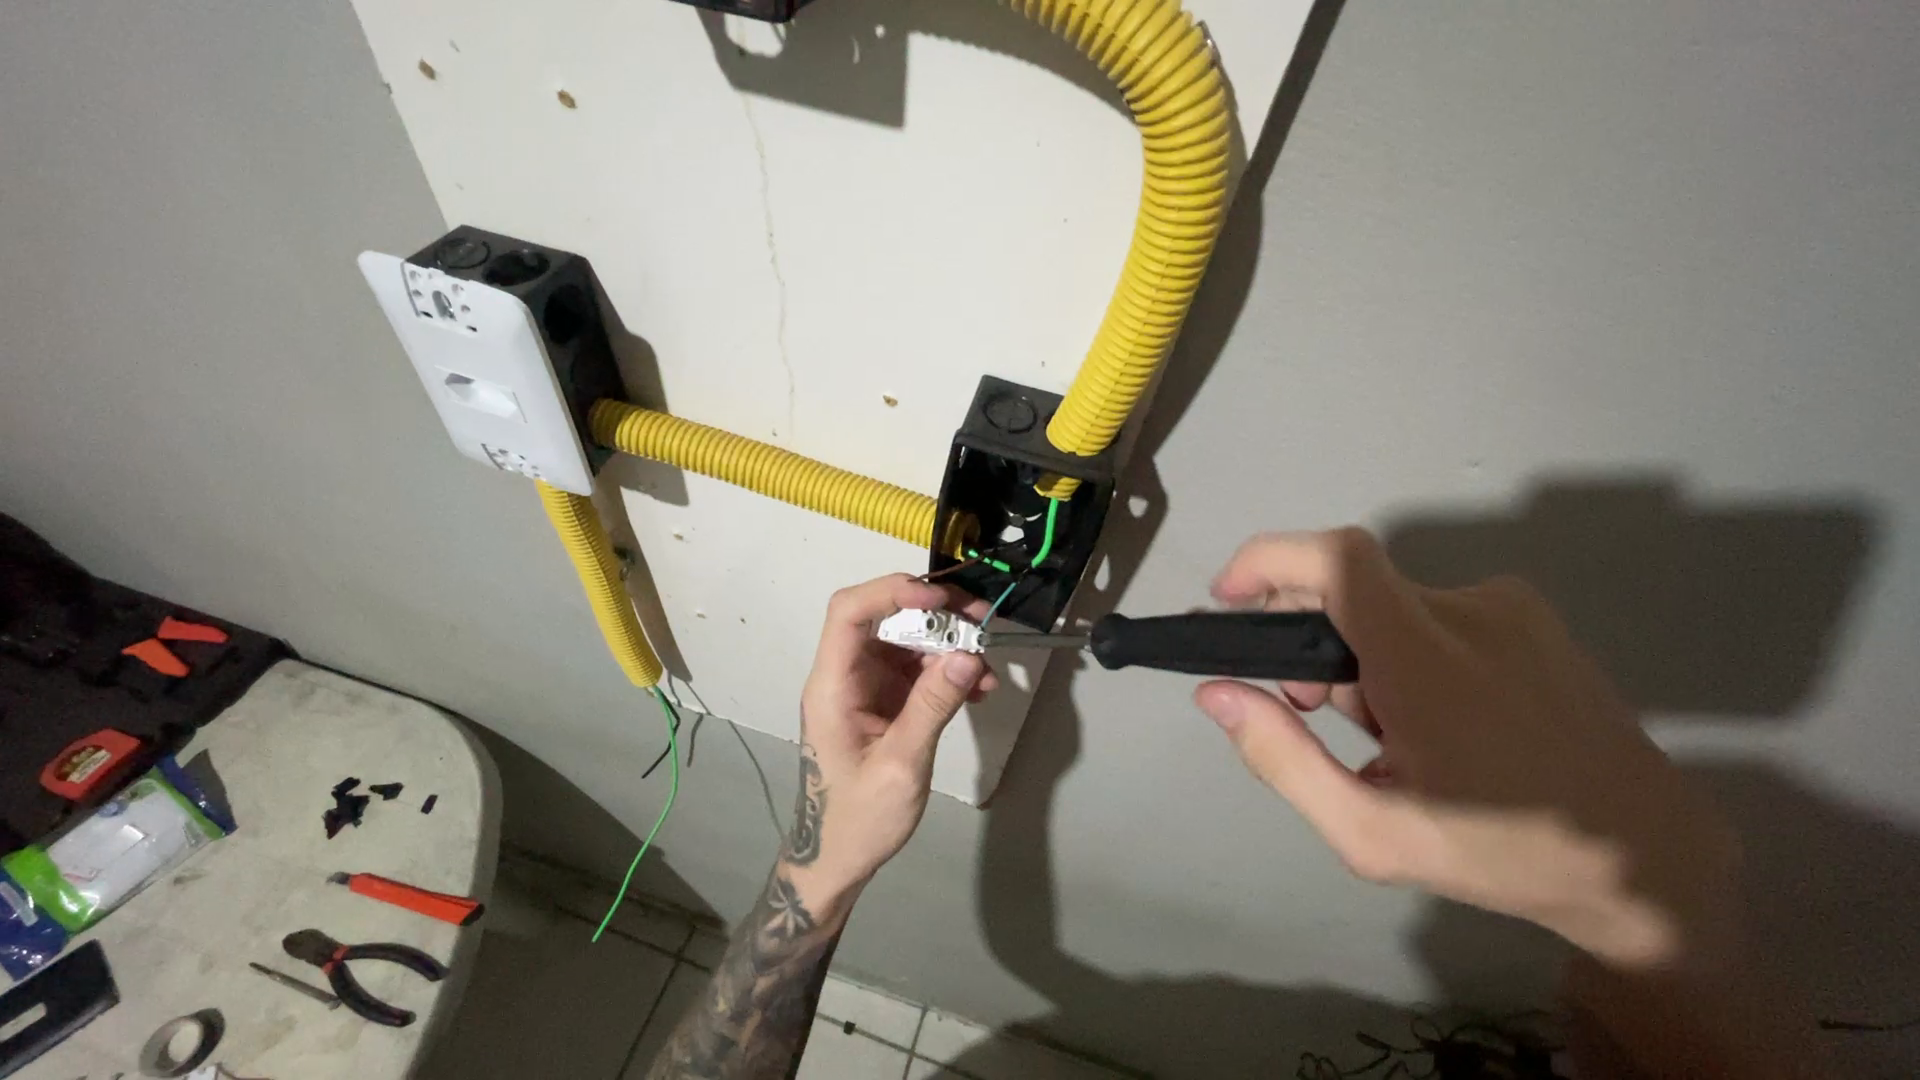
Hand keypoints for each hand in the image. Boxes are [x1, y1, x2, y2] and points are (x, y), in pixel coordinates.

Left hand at [790, 574, 996, 903]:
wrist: (838, 857)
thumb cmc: (859, 818)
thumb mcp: (901, 764)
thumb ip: (933, 705)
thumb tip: (969, 655)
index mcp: (833, 684)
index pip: (849, 612)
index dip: (892, 592)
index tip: (942, 598)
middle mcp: (846, 674)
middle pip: (885, 617)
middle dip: (936, 612)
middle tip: (982, 619)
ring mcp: (866, 685)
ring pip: (907, 640)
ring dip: (950, 644)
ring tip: (988, 665)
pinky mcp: (884, 699)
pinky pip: (917, 669)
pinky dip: (948, 672)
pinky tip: (979, 689)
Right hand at [1195, 529, 1736, 970]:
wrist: (1654, 861)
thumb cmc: (1502, 850)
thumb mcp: (1371, 832)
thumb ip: (1283, 758)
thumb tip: (1215, 693)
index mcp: (1427, 660)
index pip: (1337, 559)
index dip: (1269, 559)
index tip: (1227, 595)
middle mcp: (1469, 611)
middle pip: (1347, 586)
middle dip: (1302, 633)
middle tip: (1302, 704)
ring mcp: (1509, 609)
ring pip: (1387, 605)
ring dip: (1354, 652)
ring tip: (1378, 731)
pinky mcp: (1532, 617)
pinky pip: (1430, 613)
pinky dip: (1399, 650)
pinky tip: (1425, 716)